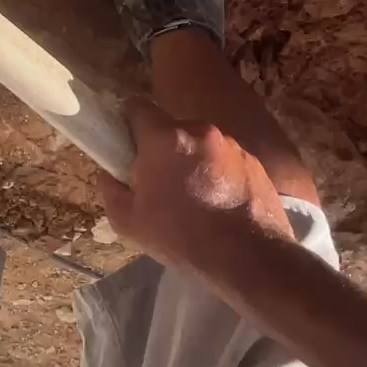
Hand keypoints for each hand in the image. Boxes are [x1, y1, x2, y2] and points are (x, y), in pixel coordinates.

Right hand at [98, 99, 295, 276]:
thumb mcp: (127, 220)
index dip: (127, 124)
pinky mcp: (255, 163)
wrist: (250, 260)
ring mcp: (232, 145)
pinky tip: (219, 202)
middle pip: (170, 127)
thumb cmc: (180, 236)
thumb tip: (111, 174)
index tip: (127, 146)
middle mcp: (199, 131)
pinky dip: (218, 173)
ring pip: (200, 143)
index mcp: (164, 137)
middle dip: (162, 146)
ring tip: (194, 194)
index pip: (136, 106)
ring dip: (192, 159)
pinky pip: (225, 159)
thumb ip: (110, 188)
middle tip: (159, 178)